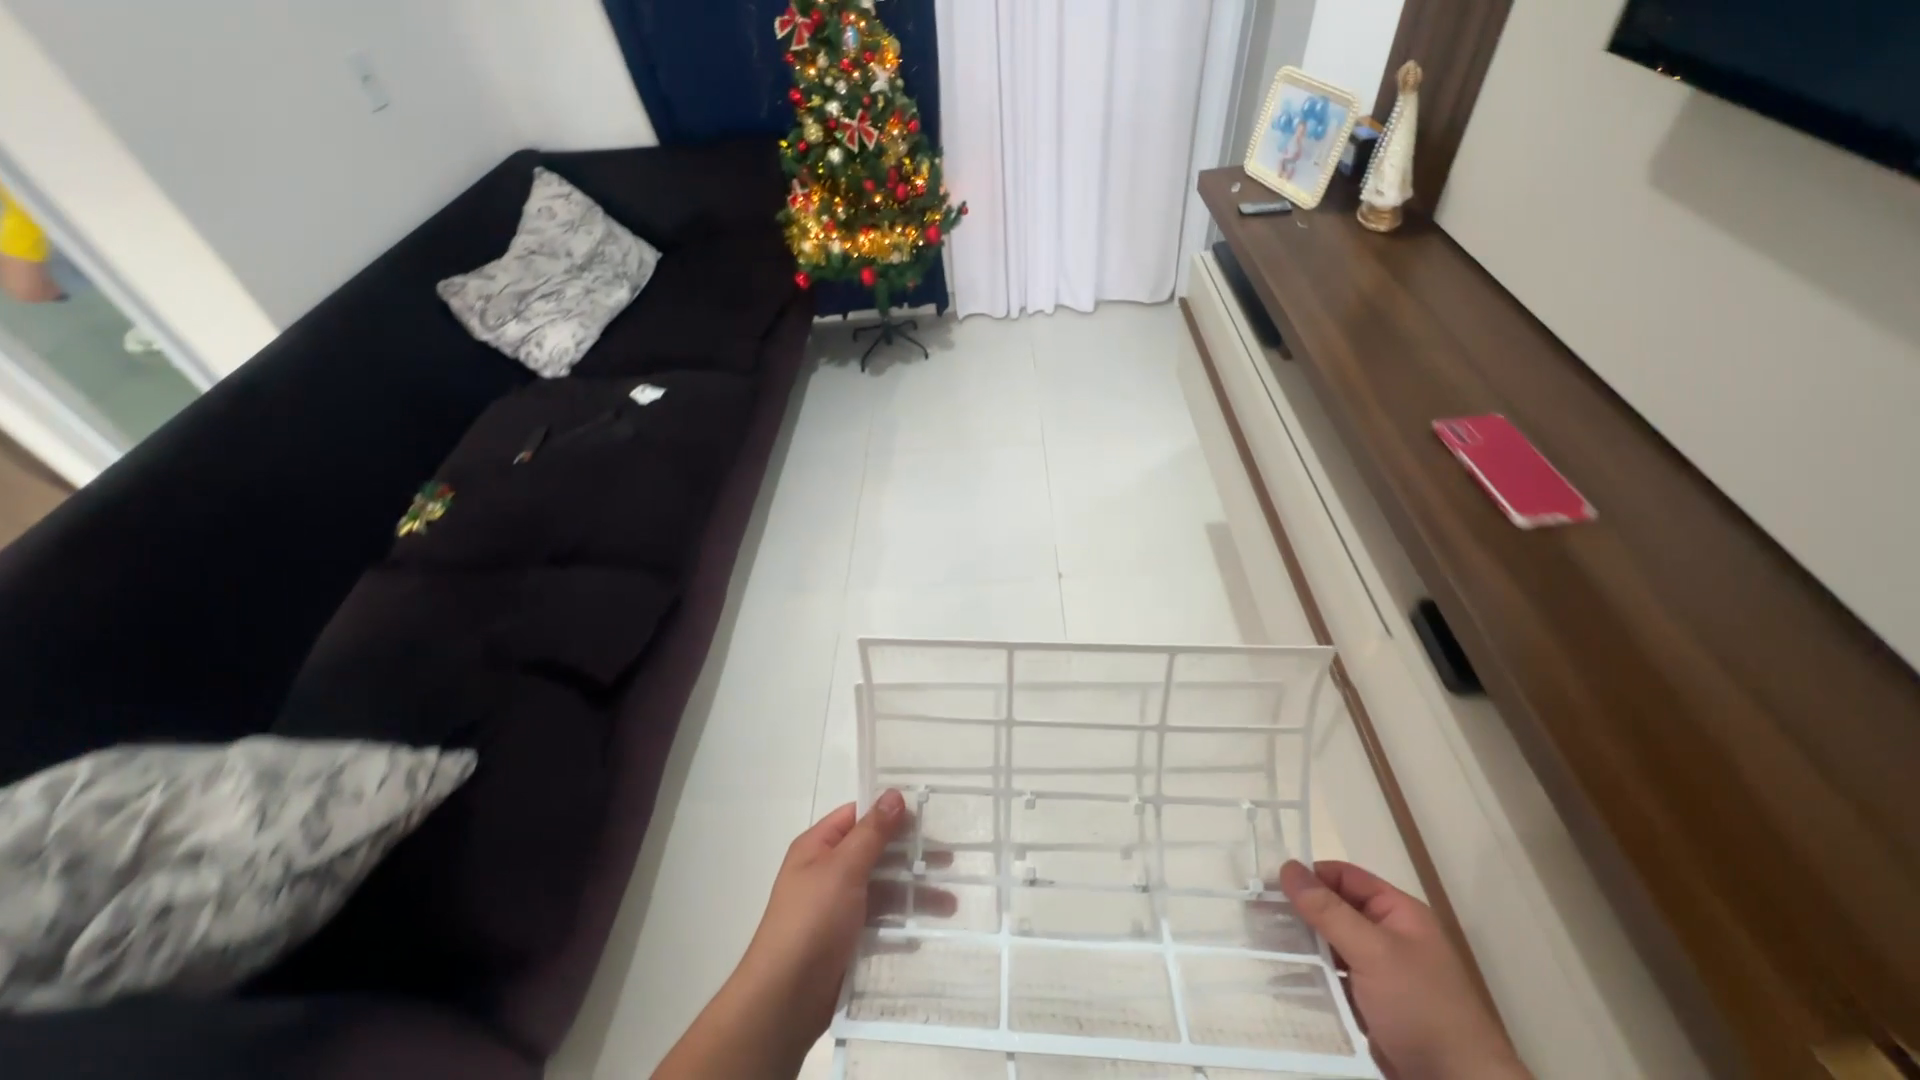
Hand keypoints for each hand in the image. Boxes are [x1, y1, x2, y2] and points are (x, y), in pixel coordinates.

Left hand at [655, 790, 949, 1079]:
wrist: (786, 997)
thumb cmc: (811, 920)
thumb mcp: (843, 868)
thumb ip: (872, 833)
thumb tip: (894, 794)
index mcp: (818, 848)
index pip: (858, 817)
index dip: (890, 814)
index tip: (929, 815)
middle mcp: (828, 873)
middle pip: (876, 854)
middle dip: (911, 856)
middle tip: (951, 860)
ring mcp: (839, 908)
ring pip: (883, 891)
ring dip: (914, 894)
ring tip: (951, 904)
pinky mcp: (849, 940)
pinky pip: (881, 923)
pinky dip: (902, 924)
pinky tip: (928, 930)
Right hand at [1280, 860, 1530, 1079]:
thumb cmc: (1419, 1006)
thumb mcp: (1372, 951)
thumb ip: (1328, 910)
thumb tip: (1288, 867)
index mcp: (1398, 913)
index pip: (1344, 877)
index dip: (1308, 876)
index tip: (1265, 885)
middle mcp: (1388, 936)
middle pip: (1334, 910)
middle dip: (1298, 911)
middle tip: (1254, 914)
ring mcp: (1379, 971)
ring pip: (1330, 945)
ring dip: (1300, 945)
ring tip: (1258, 943)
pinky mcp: (1369, 1002)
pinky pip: (1333, 978)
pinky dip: (1310, 975)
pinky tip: (1280, 977)